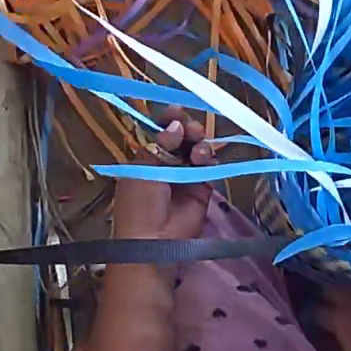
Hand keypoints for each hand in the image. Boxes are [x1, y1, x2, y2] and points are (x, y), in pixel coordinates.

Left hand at [111, 107, 214, 241]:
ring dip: (199, 142)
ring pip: (198, 148)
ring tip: (197, 150)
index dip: (169, 119)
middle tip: (190, 131)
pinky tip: (202, 158)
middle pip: (183, 137)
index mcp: (147, 158)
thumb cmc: (139, 204)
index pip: (161, 132)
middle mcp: (168, 163)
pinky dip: (209, 158)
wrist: (154, 239)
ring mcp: (187, 175)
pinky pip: (210, 166)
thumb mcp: (144, 169)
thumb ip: (161, 145)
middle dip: (188, 129)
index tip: (176, 110)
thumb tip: (176, 124)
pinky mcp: (203, 187)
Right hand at [316, 285, 350, 350]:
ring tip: (344, 304)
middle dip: (324, 297)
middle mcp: (348, 300)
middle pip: (328, 290)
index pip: (314, 311)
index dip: (311, 316)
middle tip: (326, 307)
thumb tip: (327, 346)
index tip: (311, 322)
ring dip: (342, 293)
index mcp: (335, 318)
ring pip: (347, 287)